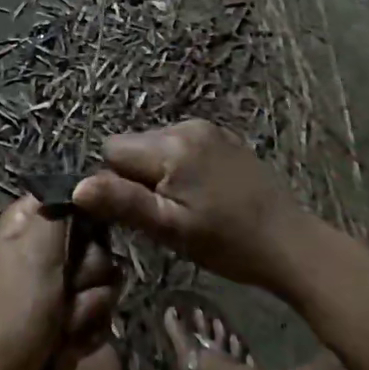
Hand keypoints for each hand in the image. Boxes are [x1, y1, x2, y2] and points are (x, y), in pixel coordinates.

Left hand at [0, 197, 121, 369]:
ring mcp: (61, 284)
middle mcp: (47, 245)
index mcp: (31, 219)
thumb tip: (84, 178)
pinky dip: (90, 328)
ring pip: (107, 278)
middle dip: (90, 272)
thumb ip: (61, 206)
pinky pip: (103, 311)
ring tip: (63, 324)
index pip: (80, 198)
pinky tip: (69, 342)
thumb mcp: (36, 245)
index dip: (90, 219)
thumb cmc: (16, 309)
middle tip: (66, 290)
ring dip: (90, 305)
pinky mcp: (73, 317)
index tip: (87, 237)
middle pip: (99, 241)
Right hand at [73, 119, 309, 292]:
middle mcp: (186, 125)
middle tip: (168, 214)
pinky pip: (182, 144)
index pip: (113, 150)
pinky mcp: (224, 137)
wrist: (292, 244)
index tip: (143, 211)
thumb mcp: (171, 230)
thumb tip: (77, 187)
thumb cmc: (227, 244)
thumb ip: (122, 203)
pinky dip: (182, 165)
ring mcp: (208, 128)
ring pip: (157, 144)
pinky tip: (205, 193)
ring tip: (189, 206)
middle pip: (134, 144)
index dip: (118, 182)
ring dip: (160, 171)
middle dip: (139, 175)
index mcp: (170, 146)